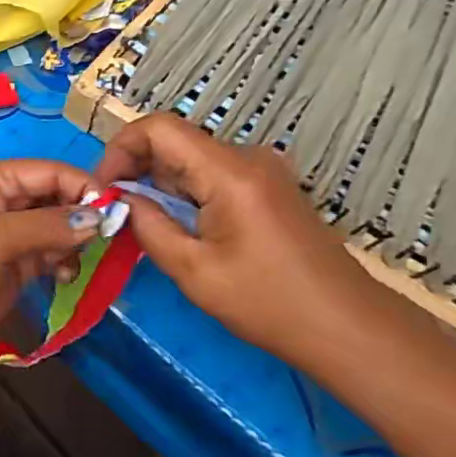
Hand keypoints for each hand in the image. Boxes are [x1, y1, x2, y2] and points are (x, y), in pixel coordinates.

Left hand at [0, 159, 103, 366]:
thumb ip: (49, 226)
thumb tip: (99, 218)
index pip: (52, 171)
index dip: (84, 186)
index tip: (115, 209)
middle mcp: (10, 196)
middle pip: (61, 195)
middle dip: (83, 214)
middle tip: (106, 238)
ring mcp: (18, 229)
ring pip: (64, 223)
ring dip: (76, 241)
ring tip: (74, 261)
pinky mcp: (24, 260)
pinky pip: (59, 250)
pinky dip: (67, 260)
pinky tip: (64, 275)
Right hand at [92, 114, 382, 363]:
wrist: (350, 329)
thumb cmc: (270, 304)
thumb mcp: (194, 271)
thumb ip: (148, 226)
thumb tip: (119, 199)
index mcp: (229, 170)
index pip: (159, 127)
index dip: (121, 147)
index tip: (105, 186)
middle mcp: (247, 156)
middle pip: (175, 141)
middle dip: (138, 168)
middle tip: (117, 208)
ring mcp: (262, 169)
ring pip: (192, 158)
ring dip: (161, 182)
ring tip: (144, 221)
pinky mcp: (269, 185)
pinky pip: (214, 173)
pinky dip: (188, 191)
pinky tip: (181, 225)